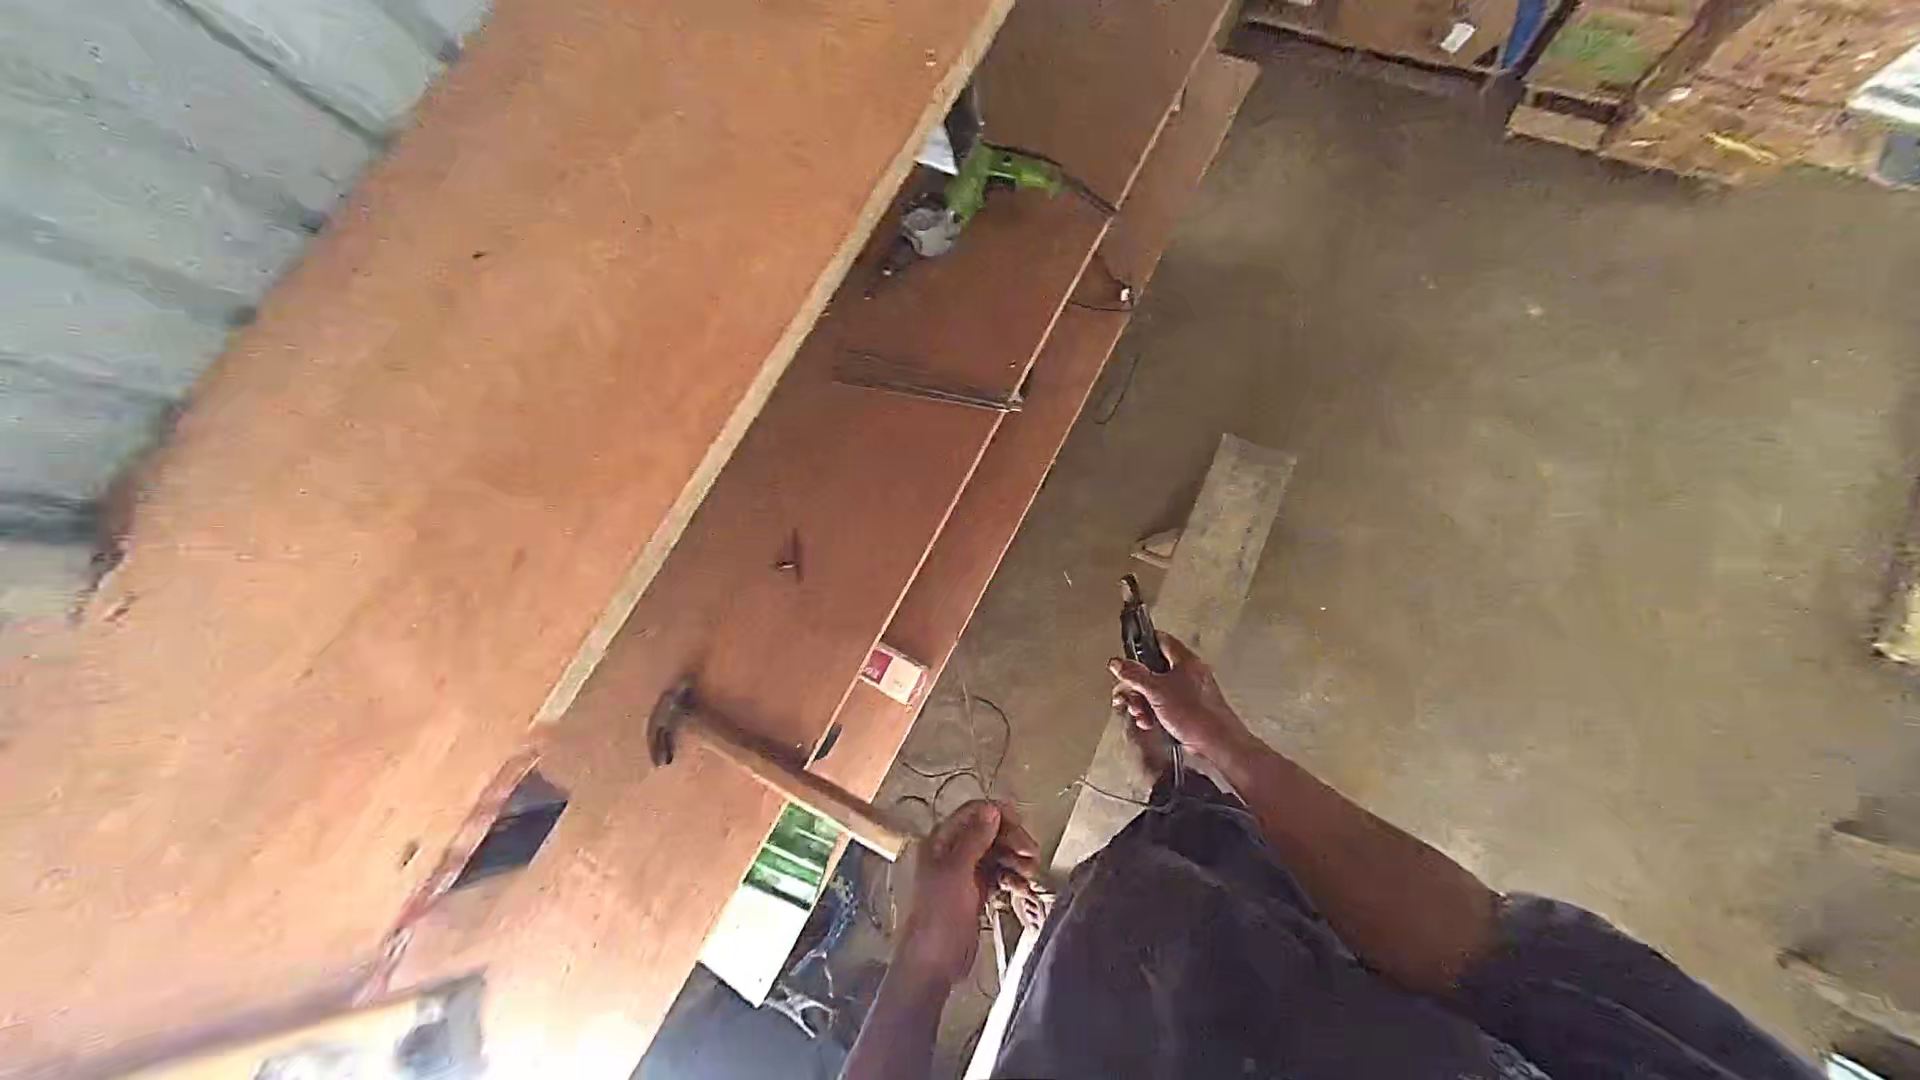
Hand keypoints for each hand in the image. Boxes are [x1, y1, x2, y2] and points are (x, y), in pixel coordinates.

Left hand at [895, 800, 1040, 985]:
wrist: (934, 963)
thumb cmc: (940, 914)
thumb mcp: (957, 872)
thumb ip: (975, 839)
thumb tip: (993, 808)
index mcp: (942, 840)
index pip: (973, 813)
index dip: (997, 815)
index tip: (1019, 825)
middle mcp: (954, 851)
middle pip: (988, 832)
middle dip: (1011, 839)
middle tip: (1031, 853)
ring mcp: (966, 871)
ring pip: (996, 853)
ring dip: (1015, 859)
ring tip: (1031, 873)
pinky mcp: (977, 891)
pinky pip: (999, 874)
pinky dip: (1012, 877)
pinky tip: (1022, 887)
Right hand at [1110, 632, 1256, 762]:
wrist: (1218, 744)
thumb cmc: (1198, 715)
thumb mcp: (1156, 691)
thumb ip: (1134, 674)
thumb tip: (1118, 663)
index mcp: (1185, 660)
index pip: (1160, 640)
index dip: (1142, 643)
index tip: (1129, 652)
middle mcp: (1188, 673)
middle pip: (1153, 669)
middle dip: (1137, 684)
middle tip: (1131, 692)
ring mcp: (1189, 691)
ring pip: (1156, 689)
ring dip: (1143, 701)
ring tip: (1140, 711)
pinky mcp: (1189, 709)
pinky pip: (1164, 704)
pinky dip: (1153, 712)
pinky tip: (1150, 721)